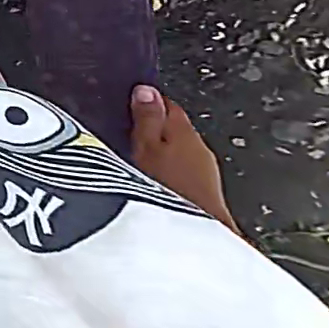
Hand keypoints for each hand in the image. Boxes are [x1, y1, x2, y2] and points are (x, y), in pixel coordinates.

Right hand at [130, 85, 239, 234]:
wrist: (193, 238)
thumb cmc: (164, 186)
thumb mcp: (144, 146)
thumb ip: (146, 118)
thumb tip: (147, 89)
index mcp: (185, 131)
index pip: (167, 104)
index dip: (146, 100)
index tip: (126, 100)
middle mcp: (200, 149)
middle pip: (173, 127)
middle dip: (152, 125)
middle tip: (124, 127)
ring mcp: (204, 173)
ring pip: (178, 150)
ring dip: (159, 149)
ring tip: (133, 153)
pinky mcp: (202, 194)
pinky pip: (180, 170)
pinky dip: (164, 168)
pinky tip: (149, 177)